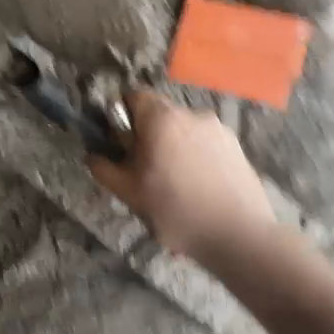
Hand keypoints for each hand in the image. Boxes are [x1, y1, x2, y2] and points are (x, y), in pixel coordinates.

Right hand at [90, 91, 276, 263]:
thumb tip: (93, 156)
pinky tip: (200, 189)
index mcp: (161, 119)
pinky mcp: (238, 148)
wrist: (240, 236)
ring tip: (177, 185)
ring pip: (184, 131)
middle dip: (149, 136)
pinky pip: (206, 144)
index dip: (122, 115)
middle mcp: (192, 115)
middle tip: (145, 170)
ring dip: (174, 148)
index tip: (121, 143)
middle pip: (160, 115)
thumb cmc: (176, 210)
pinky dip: (197, 158)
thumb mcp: (128, 193)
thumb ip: (103, 168)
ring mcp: (219, 130)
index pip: (134, 96)